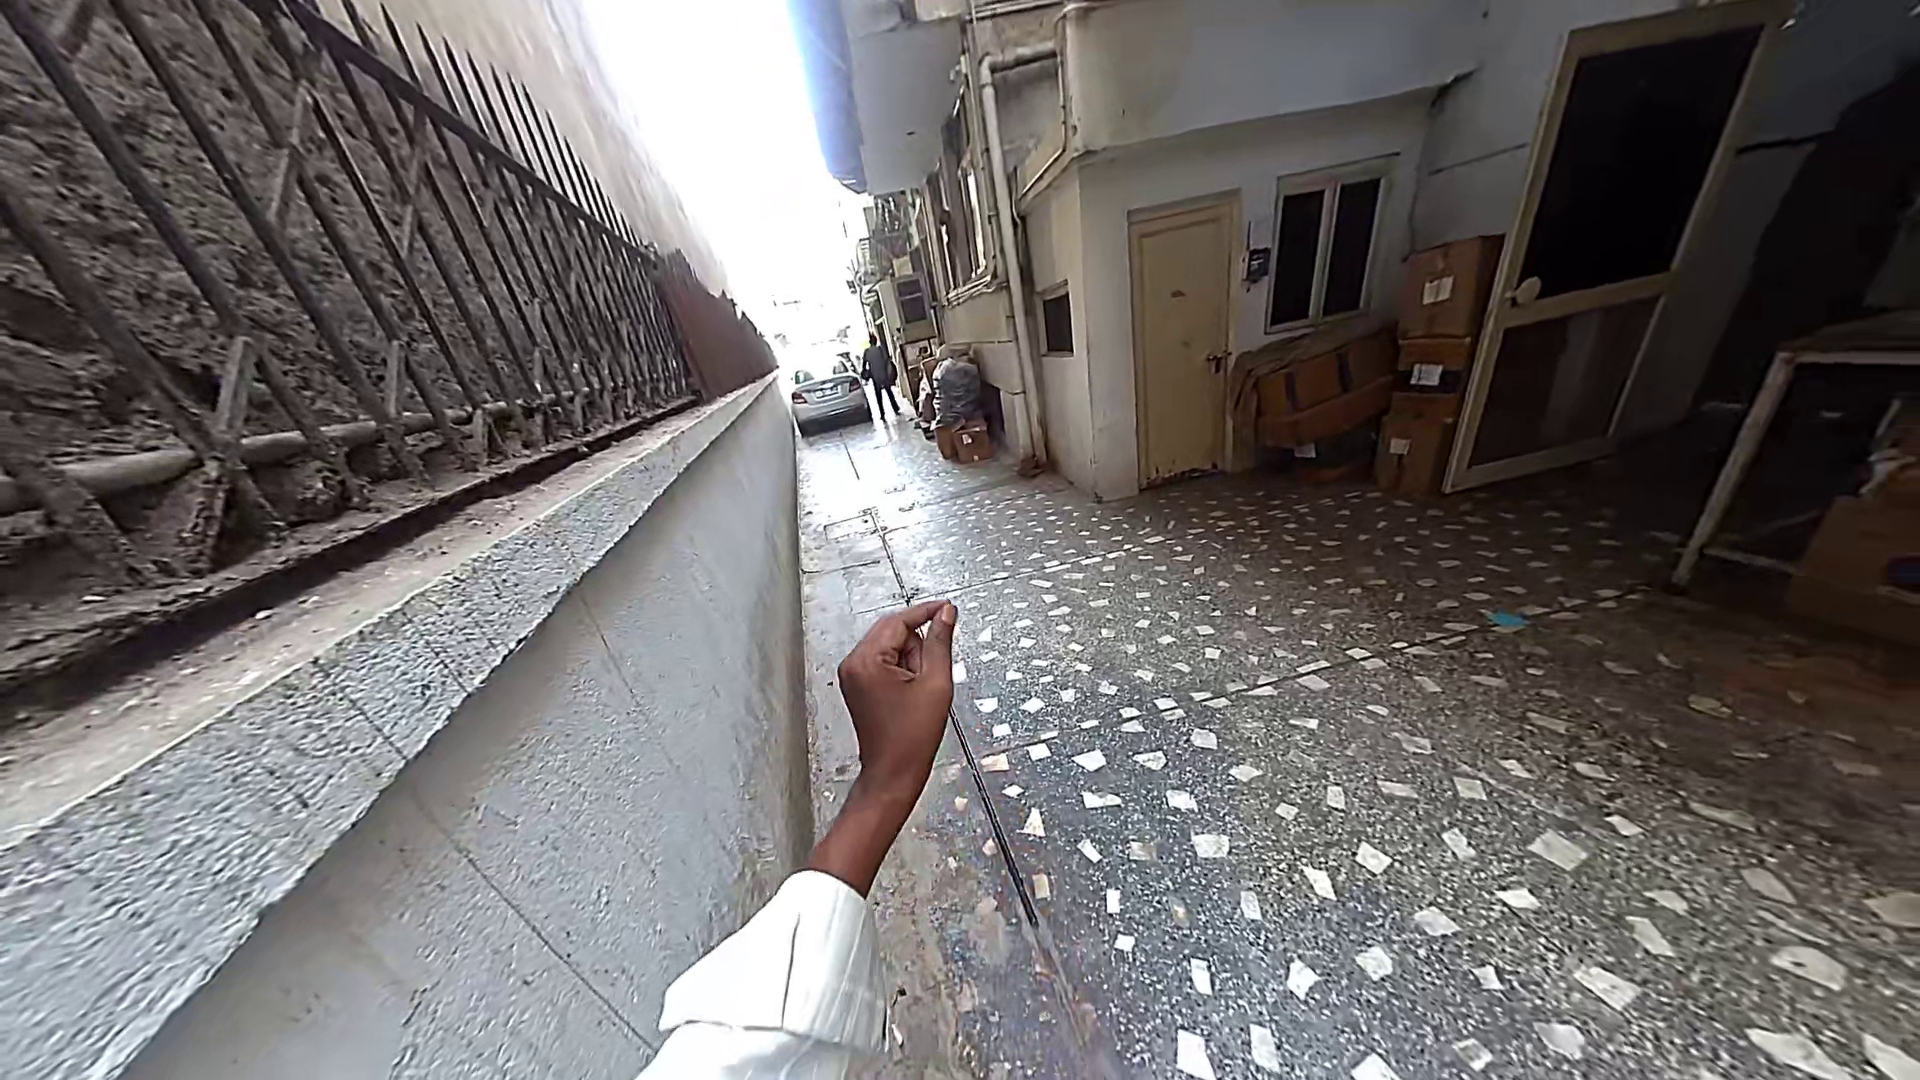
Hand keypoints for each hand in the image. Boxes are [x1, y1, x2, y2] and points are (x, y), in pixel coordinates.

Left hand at [808, 600, 956, 895]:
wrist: (893, 772)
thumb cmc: (911, 737)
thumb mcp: (935, 682)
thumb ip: (940, 641)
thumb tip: (945, 614)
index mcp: (867, 660)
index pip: (899, 621)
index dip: (926, 612)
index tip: (945, 608)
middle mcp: (853, 663)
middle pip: (892, 630)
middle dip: (917, 645)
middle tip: (930, 671)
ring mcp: (851, 674)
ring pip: (889, 645)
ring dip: (909, 657)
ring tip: (919, 689)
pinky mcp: (856, 683)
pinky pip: (882, 660)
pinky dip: (900, 667)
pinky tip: (910, 690)